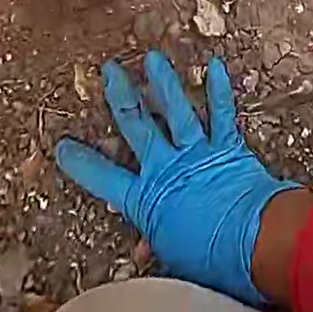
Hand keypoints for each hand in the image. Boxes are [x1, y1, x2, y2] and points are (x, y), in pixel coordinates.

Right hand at [55, 53, 301, 306]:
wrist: (248, 239)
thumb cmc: (207, 255)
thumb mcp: (170, 254)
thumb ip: (155, 239)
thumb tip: (145, 246)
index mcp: (145, 198)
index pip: (103, 177)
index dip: (82, 161)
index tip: (64, 144)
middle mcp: (167, 166)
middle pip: (137, 126)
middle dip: (121, 96)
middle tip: (110, 70)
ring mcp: (197, 151)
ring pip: (176, 109)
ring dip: (164, 81)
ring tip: (153, 56)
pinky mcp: (226, 143)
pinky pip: (222, 111)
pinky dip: (219, 88)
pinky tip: (215, 65)